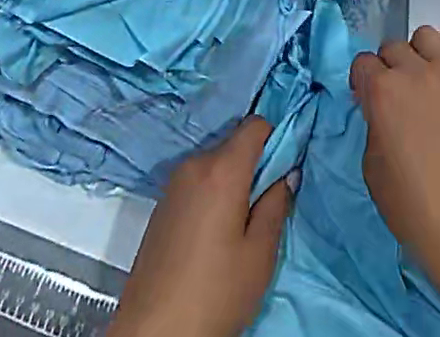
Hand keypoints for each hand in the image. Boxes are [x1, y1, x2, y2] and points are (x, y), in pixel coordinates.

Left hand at [108, 117, 292, 336]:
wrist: (152, 335)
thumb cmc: (214, 294)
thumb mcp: (259, 254)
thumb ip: (277, 204)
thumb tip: (287, 173)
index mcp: (221, 169)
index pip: (255, 124)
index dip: (275, 140)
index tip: (283, 170)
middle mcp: (194, 164)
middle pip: (234, 144)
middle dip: (254, 165)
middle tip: (264, 206)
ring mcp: (173, 184)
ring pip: (215, 163)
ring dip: (232, 181)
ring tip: (239, 226)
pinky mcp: (161, 204)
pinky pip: (197, 182)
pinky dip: (212, 193)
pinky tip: (213, 235)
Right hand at [351, 27, 439, 336]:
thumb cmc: (415, 208)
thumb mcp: (373, 169)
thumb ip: (375, 127)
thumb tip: (383, 114)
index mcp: (383, 91)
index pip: (362, 62)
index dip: (361, 82)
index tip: (366, 100)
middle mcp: (417, 72)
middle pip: (393, 46)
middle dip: (388, 66)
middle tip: (395, 96)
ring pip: (428, 36)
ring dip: (420, 54)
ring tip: (425, 82)